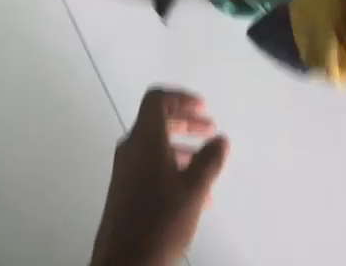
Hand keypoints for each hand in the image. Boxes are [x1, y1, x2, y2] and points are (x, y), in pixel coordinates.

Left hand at [89, 88, 229, 265]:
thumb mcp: (194, 189)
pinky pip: (150, 164)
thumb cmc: (161, 219)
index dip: (181, 98)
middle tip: (210, 129)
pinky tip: (193, 193)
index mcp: (144, 137)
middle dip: (186, 121)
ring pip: (155, 145)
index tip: (203, 108)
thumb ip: (209, 160)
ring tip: (207, 165)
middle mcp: (131, 146)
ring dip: (182, 147)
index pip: (157, 99)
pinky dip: (172, 166)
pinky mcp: (125, 187)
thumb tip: (220, 139)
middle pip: (157, 120)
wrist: (125, 259)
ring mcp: (125, 167)